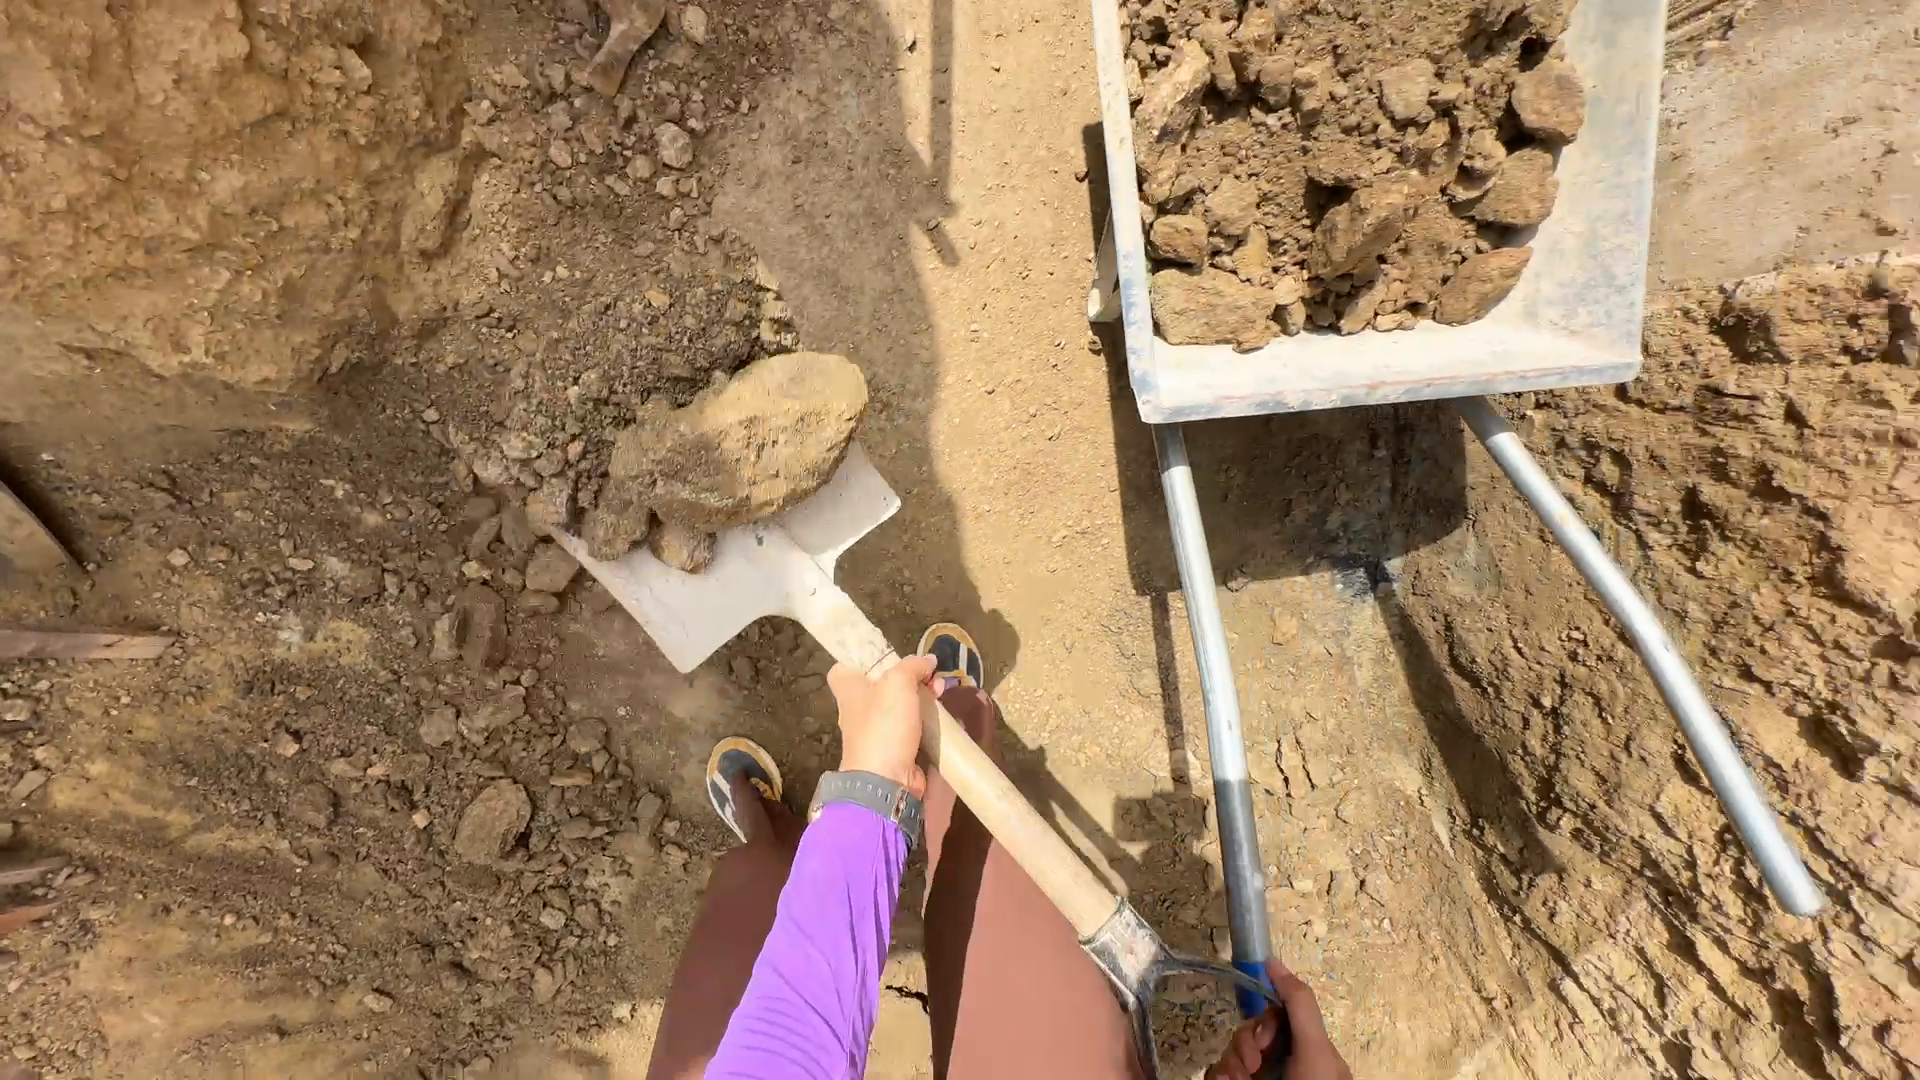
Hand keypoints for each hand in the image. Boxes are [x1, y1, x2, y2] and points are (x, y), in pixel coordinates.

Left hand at [827, 654, 936, 797]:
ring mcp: (875, 731)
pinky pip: (909, 726)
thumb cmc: (883, 724)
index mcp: (848, 690)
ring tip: (940, 691)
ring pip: (898, 705)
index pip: (843, 668)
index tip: (885, 656)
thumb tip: (928, 660)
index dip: (861, 660)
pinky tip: (939, 712)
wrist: (886, 779)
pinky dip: (923, 719)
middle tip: (929, 675)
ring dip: (919, 696)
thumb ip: (913, 665)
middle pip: (880, 684)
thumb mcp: (898, 682)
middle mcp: (857, 709)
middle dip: (907, 676)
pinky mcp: (894, 748)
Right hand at [1208, 960, 1351, 1079]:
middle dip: (1243, 1046)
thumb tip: (1272, 960)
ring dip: (1229, 1066)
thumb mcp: (1315, 1052)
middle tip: (1251, 1068)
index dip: (1263, 1022)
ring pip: (1230, 1054)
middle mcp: (1281, 1066)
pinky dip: (1218, 1077)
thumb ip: (1298, 1004)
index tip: (1264, 1040)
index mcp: (1306, 1052)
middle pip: (1248, 1033)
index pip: (1274, 1016)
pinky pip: (1216, 1073)